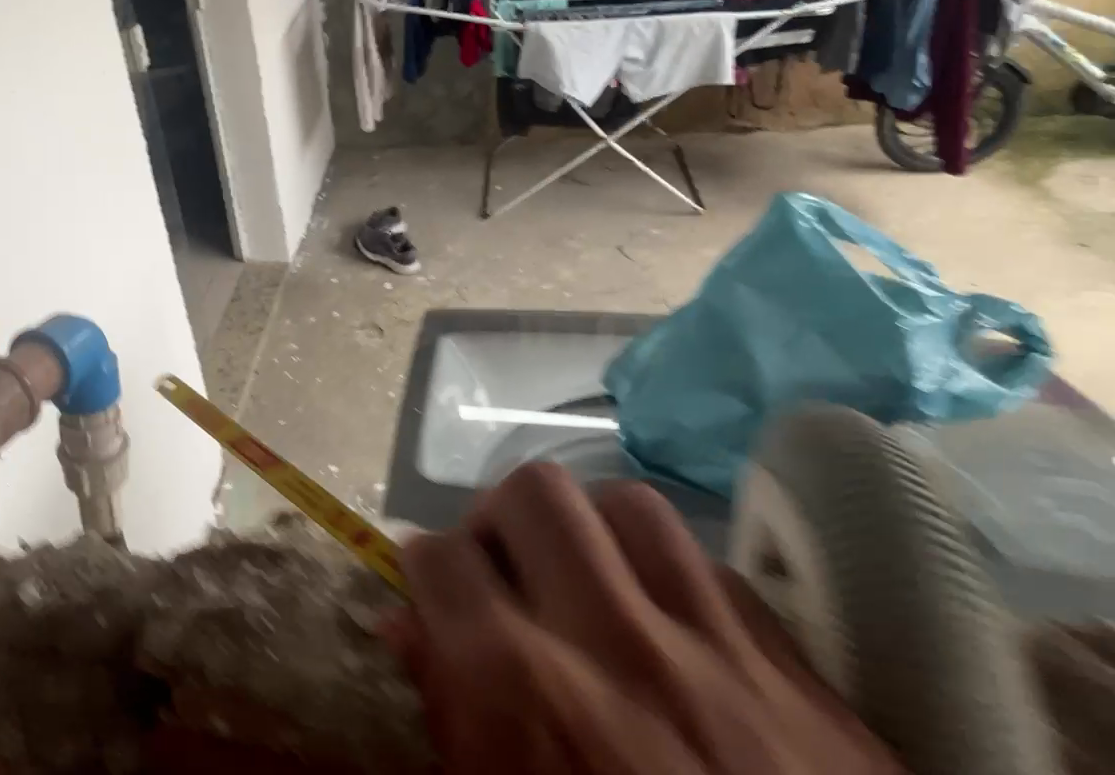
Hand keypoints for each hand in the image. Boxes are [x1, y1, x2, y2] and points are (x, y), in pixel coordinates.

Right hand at [385, 463, 903, 773]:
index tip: (430, 587)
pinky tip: (665, 629)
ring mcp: (715, 647)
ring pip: (630, 506)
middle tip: (501, 569)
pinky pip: (714, 571)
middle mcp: (611, 638)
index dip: (421, 565)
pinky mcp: (797, 673)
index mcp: (521, 685)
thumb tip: (403, 625)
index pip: (440, 557)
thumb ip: (442, 708)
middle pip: (535, 493)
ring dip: (589, 532)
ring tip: (582, 578)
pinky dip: (671, 581)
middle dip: (499, 520)